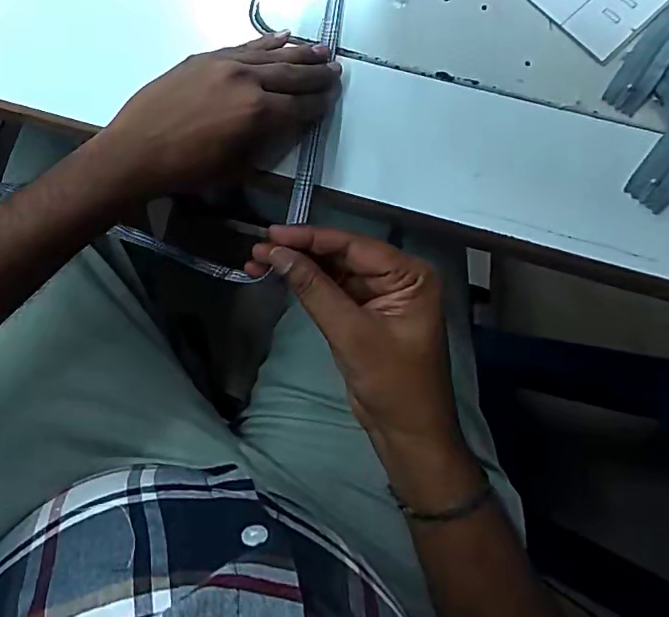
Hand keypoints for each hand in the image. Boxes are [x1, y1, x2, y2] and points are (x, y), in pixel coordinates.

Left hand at [83, 31, 339, 199]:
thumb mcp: (235, 165)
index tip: (332, 96)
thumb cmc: (184, 169)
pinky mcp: (202, 58)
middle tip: (335, 70)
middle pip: (291, 75)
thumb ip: (265, 140)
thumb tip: (283, 122)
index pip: (300, 106)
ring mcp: (222, 64)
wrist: (135, 150)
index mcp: (258, 112)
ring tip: (320, 49)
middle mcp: (246, 81)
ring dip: (297, 52)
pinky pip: (241, 46)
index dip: (319, 103)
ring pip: (269, 55)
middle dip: (316, 74)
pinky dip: (263, 41)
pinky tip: (281, 36)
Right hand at [250, 225, 459, 447]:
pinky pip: (329, 285)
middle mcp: (397, 276)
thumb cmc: (393, 383)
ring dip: (296, 264)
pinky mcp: (362, 308)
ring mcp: (379, 292)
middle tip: (259, 247)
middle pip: (339, 252)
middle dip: (298, 250)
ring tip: (258, 259)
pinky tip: (277, 275)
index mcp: (410, 275)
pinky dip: (303, 281)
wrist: (409, 434)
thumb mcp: (350, 331)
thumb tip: (277, 252)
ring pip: (330, 267)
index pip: (353, 245)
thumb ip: (313, 287)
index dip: (310, 237)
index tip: (273, 234)